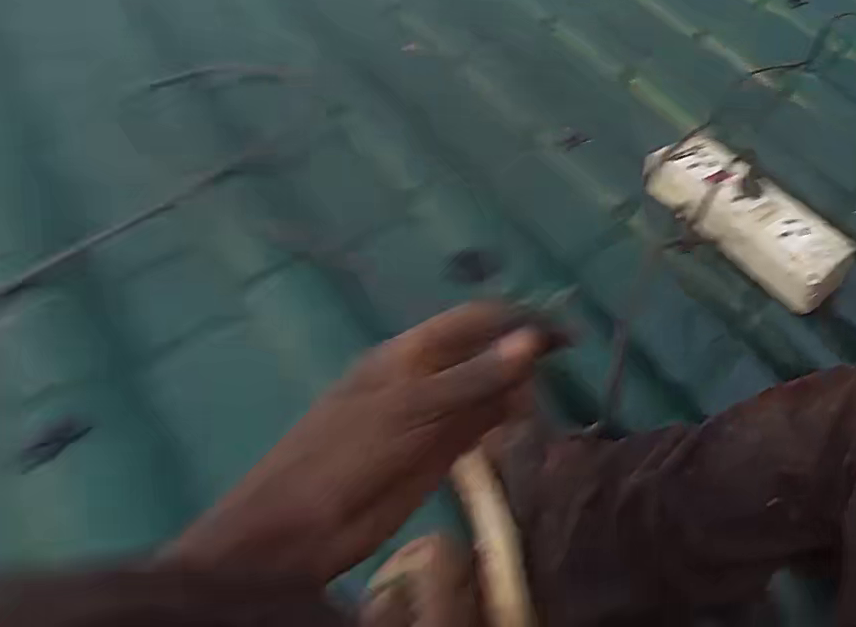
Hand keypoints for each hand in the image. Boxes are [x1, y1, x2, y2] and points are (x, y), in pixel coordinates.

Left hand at [164, 303, 554, 581]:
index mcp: (415, 351)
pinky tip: (520, 426)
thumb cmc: (344, 457)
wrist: (292, 539)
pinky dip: (511, 416)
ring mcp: (441, 407)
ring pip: (498, 382)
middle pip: (494, 347)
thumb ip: (477, 376)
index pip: (482, 317)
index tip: (563, 333)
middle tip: (555, 372)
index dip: (523, 318)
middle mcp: (433, 371)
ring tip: (528, 413)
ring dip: (521, 389)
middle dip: (526, 355)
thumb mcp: (412, 409)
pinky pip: (491, 416)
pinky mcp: (447, 442)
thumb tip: (536, 339)